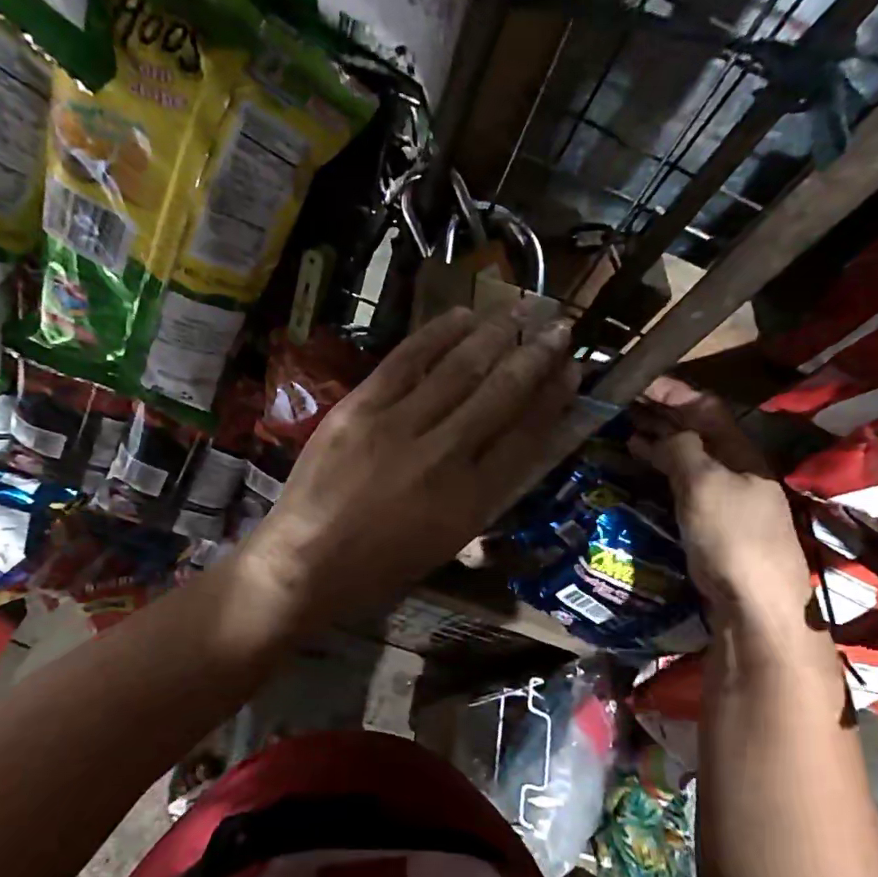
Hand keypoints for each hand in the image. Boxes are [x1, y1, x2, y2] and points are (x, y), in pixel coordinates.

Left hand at [233, 306, 579, 636]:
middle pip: (500, 394)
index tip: (573, 371)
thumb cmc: (378, 566)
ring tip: (523, 310)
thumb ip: (483, 492)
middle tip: (561, 328)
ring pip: (458, 370)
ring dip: (496, 335)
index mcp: (471, 499)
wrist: (304, 562)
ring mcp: (397, 426)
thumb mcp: (446, 542)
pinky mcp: (358, 408)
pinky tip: (463, 315)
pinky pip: (405, 362)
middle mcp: (443, 456)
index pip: (526, 437)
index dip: (554, 400)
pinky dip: (436, 335)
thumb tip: (513, 445)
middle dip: (536, 357)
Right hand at [626, 377, 812, 628]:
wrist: (753, 601)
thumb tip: (663, 433)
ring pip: (686, 453)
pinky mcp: (709, 519)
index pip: (703, 407)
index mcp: (739, 452)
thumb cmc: (732, 536)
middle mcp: (733, 467)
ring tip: (622, 427)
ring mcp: (722, 494)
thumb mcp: (704, 484)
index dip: (671, 391)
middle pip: (696, 428)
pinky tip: (638, 463)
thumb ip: (682, 450)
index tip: (636, 381)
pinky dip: (657, 465)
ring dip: (656, 437)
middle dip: (660, 411)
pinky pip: (679, 478)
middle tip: (622, 400)